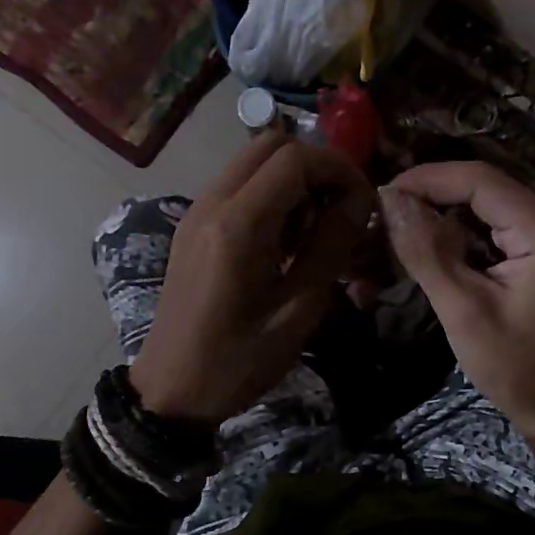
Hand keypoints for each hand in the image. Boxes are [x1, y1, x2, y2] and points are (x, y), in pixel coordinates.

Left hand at [130, 133, 374, 424]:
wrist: (171, 389)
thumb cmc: (238, 361)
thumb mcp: (297, 311)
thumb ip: (330, 247)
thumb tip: (358, 202)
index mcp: (237, 225)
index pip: (296, 158)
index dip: (339, 171)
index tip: (363, 206)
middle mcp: (212, 203)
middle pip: (272, 144)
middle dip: (317, 168)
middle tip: (340, 212)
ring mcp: (197, 211)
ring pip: (253, 161)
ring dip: (293, 180)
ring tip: (314, 230)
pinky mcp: (193, 225)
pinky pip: (238, 185)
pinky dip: (270, 194)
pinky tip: (284, 240)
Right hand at [380, 162, 534, 503]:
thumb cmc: (512, 365)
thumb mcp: (462, 310)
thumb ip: (425, 251)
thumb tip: (388, 199)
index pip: (480, 182)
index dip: (427, 180)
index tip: (381, 194)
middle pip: (482, 188)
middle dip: (430, 196)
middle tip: (383, 213)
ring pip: (483, 205)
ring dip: (440, 213)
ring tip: (396, 228)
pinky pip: (491, 225)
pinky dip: (457, 232)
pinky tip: (426, 244)